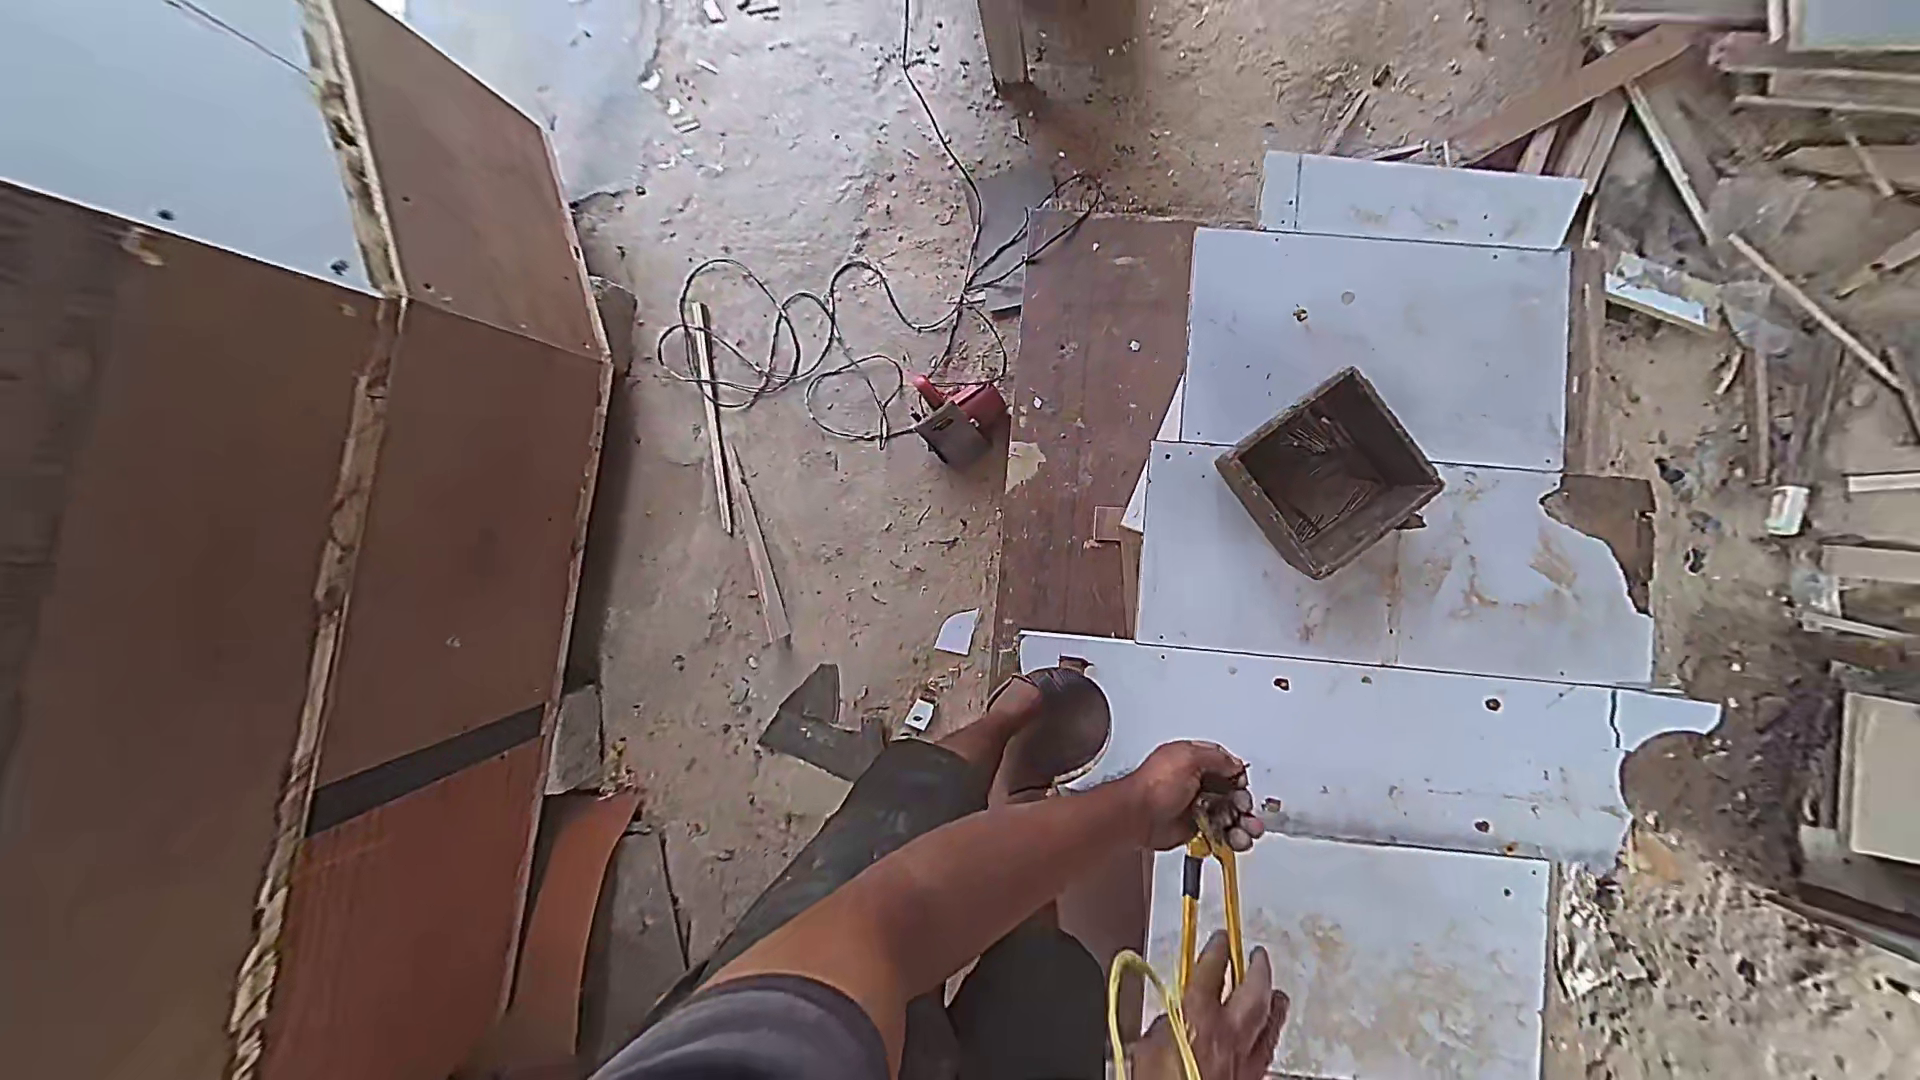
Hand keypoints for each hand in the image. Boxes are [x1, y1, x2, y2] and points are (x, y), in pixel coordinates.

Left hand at [1123, 741, 1265, 850]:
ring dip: (1243, 822)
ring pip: (1230, 813)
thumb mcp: (1186, 758)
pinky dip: (1233, 837)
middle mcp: (1194, 780)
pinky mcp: (1196, 826)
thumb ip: (1214, 757)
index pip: (1223, 763)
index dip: (1236, 774)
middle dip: (1242, 801)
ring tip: (1246, 829)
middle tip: (1242, 808)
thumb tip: (1234, 762)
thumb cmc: (1153, 785)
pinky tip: (1236, 838)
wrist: (1138, 817)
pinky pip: (1222, 832)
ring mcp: (1196, 804)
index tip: (1242, 784)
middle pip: (1231, 790)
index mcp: (1190, 759)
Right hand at [1134, 932, 1287, 1079]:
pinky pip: (1268, 1054)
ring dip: (1274, 1003)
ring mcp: (1246, 1063)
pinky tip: (1269, 1035)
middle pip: (1253, 993)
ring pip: (1269, 1025)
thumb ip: (1162, 1022)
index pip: (1212, 970)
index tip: (1220, 936)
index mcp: (1199, 1017)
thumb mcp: (1145, 1045)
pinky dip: (1269, 1038)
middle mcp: (1229, 1036)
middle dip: (1257, 969)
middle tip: (1257, 953)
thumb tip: (1168, 1015)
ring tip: (1277, 991)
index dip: (1217, 949)